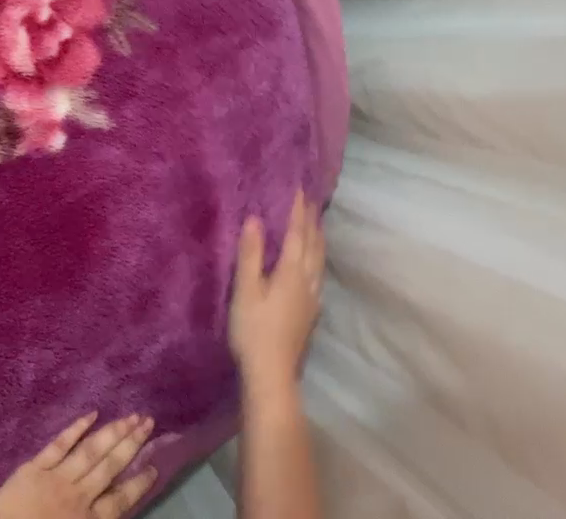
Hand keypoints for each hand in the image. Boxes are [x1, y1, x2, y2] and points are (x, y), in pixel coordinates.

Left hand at [0, 413, 157, 518]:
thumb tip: (114, 508)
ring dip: (113, 432)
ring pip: (90, 451)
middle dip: (132, 443)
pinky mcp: (34, 468)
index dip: (139, 482)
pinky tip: (92, 413)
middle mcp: (79, 497)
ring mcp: (57, 478)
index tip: (154, 465)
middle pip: (110, 466)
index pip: (121, 499)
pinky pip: (59, 444)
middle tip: (149, 422)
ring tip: (131, 416)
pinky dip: (76, 428)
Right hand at [229, 190, 324, 392]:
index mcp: (291, 273)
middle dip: (312, 222)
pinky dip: (317, 261)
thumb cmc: (253, 330)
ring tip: (317, 227)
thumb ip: (251, 254)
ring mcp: (312, 300)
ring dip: (318, 240)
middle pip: (313, 246)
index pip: (297, 235)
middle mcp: (307, 282)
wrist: (272, 374)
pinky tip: (314, 268)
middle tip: (312, 202)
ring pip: (319, 262)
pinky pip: (318, 277)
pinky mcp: (310, 315)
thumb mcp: (245, 290)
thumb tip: (256, 219)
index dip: (298, 212)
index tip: (300, 190)